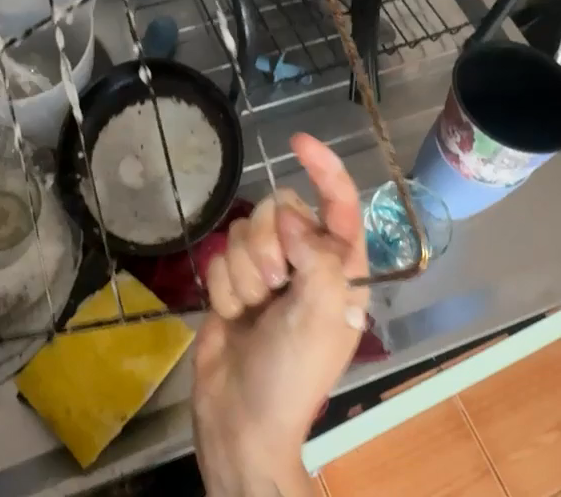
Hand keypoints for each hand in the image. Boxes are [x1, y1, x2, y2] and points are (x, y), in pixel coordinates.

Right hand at [192, 133, 369, 496]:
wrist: (239, 418)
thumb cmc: (292, 375)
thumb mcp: (320, 318)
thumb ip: (317, 258)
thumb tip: (293, 217)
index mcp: (340, 268)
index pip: (338, 204)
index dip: (324, 168)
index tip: (298, 142)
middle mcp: (305, 261)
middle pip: (280, 209)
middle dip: (268, 246)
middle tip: (272, 288)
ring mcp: (267, 271)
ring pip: (245, 230)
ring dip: (243, 272)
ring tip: (252, 309)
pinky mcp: (232, 280)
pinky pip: (220, 255)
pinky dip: (222, 286)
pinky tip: (231, 315)